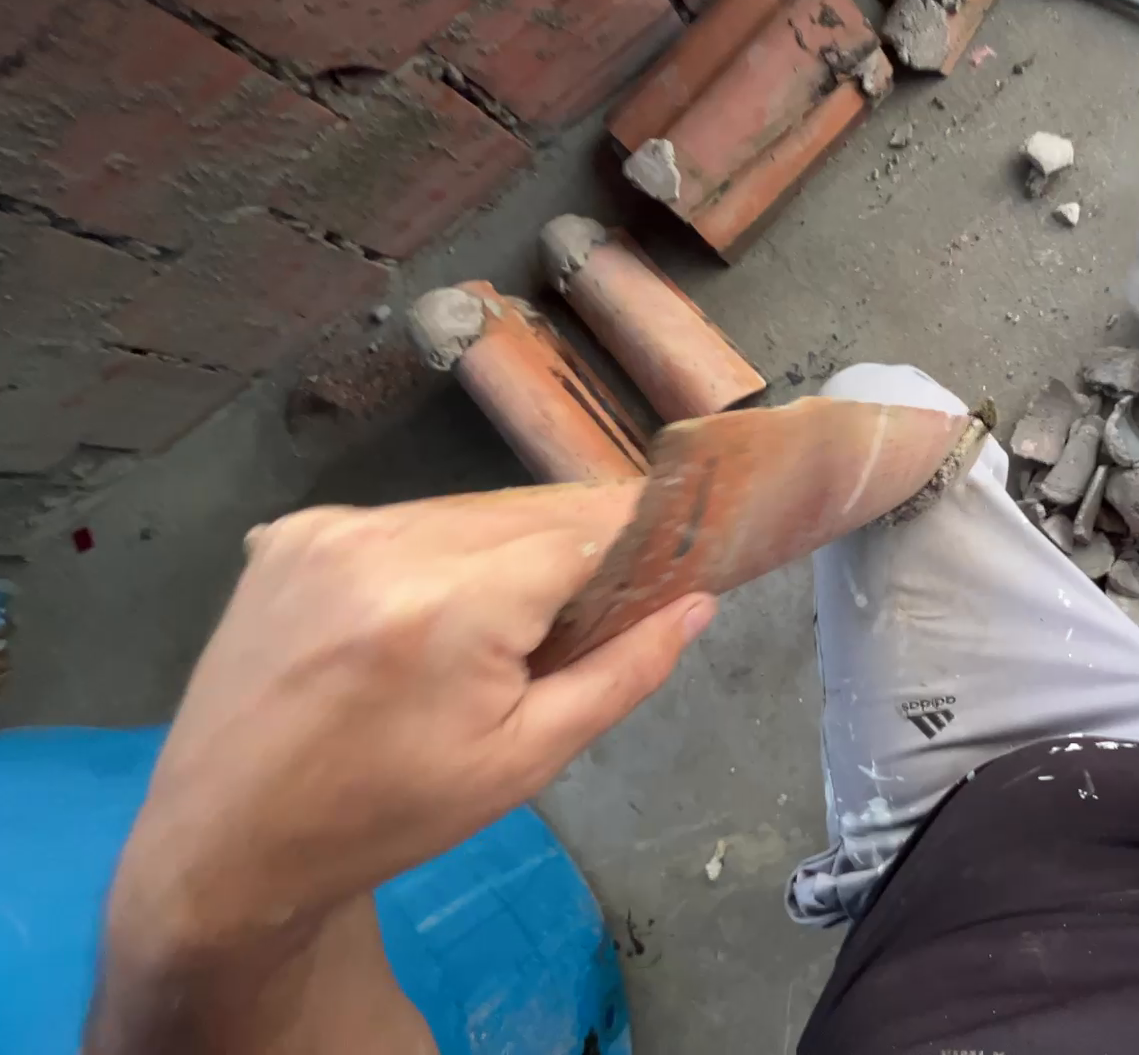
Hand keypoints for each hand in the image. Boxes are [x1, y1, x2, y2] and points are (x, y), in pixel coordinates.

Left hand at [107, 481, 715, 959]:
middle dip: (584, 544)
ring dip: (525, 542)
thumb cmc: (397, 810)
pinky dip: (462, 545)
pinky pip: (423, 516)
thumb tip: (699, 604)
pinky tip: (452, 598)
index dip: (632, 545)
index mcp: (450, 606)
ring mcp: (332, 530)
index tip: (669, 559)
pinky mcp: (298, 532)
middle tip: (605, 597)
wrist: (225, 844)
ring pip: (481, 507)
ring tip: (530, 604)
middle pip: (535, 511)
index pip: (583, 535)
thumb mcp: (532, 755)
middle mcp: (386, 544)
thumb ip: (628, 671)